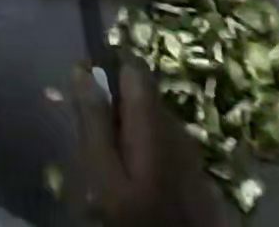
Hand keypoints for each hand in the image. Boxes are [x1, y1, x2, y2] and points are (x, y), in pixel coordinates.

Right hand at [73, 59, 232, 226]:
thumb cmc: (137, 221)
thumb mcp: (102, 174)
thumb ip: (93, 119)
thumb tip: (80, 69)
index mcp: (153, 120)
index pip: (133, 67)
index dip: (107, 67)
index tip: (84, 83)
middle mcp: (178, 127)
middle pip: (141, 94)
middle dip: (114, 103)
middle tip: (90, 134)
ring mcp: (191, 153)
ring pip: (152, 120)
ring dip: (129, 128)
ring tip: (109, 160)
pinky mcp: (197, 176)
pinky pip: (164, 145)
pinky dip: (145, 150)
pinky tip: (134, 178)